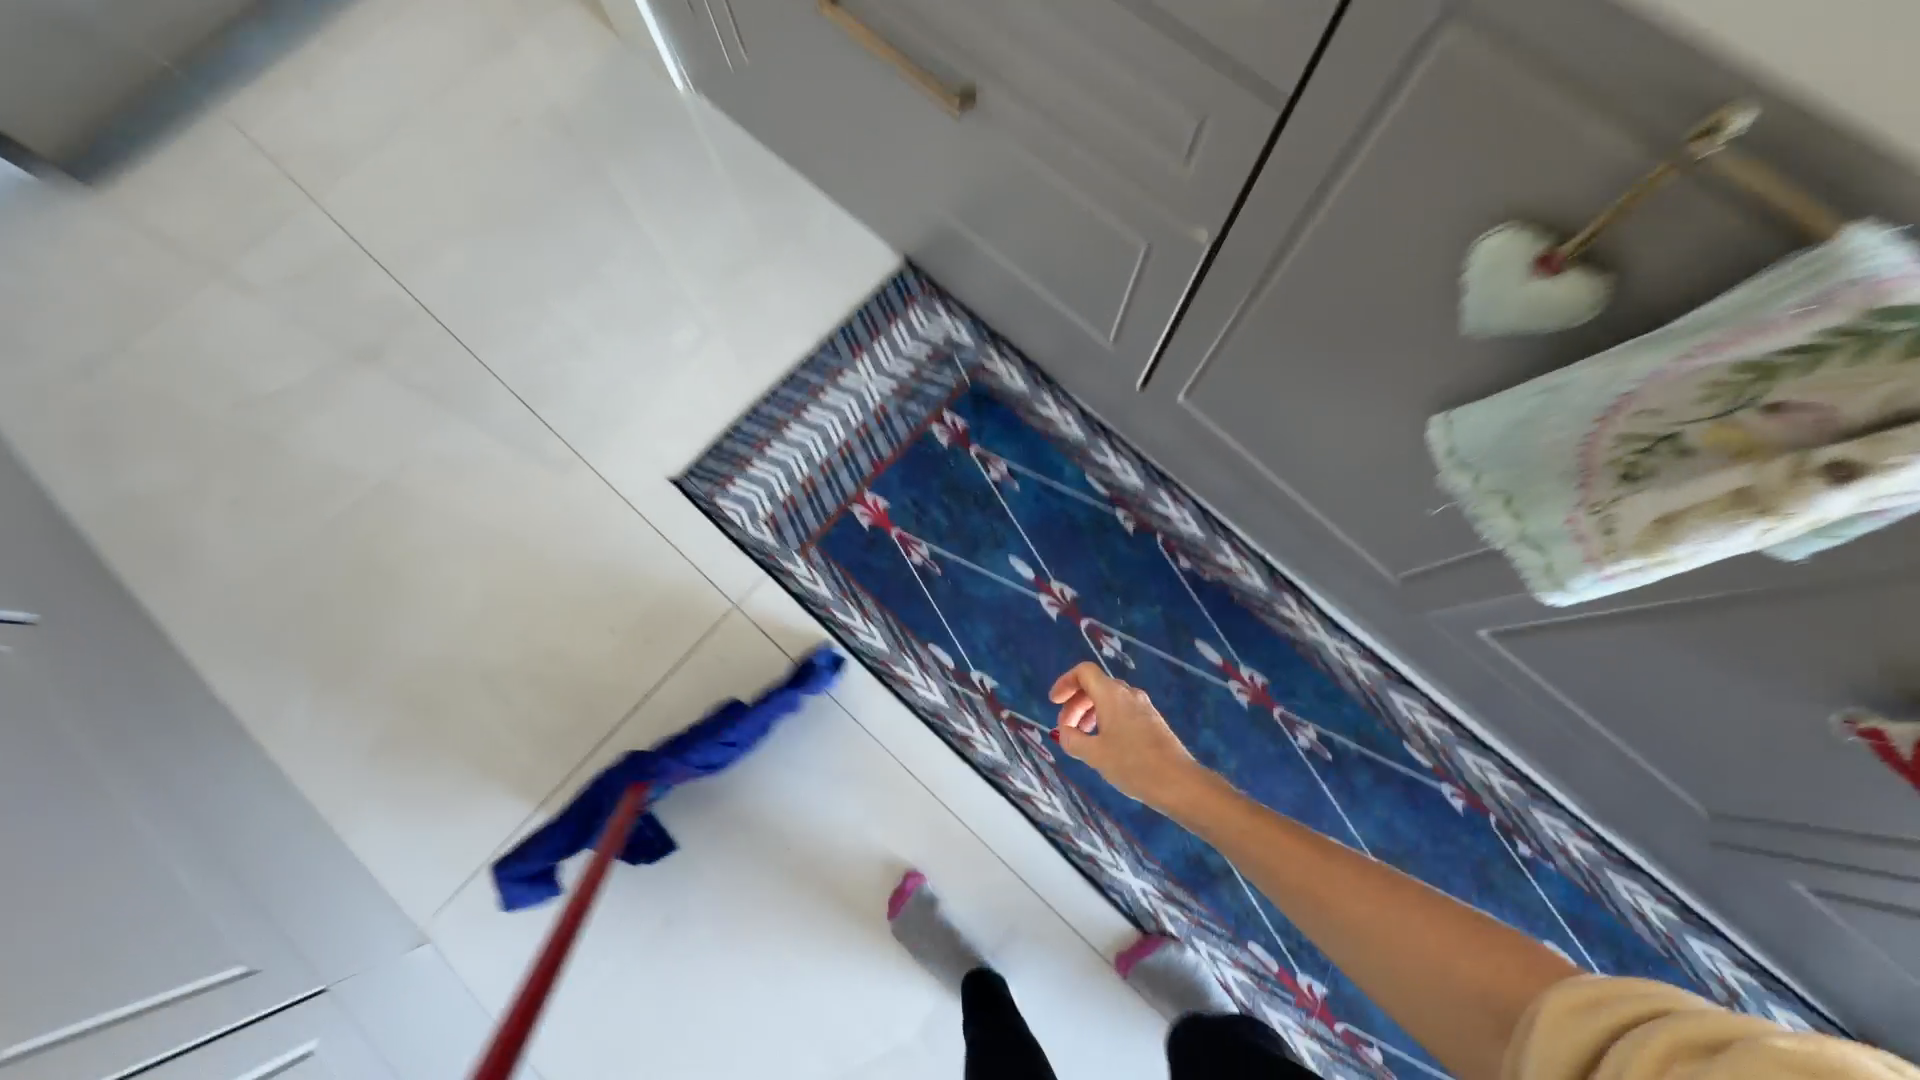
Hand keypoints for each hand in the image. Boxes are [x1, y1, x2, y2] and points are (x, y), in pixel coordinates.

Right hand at [1048, 662, 1209, 810]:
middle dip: (1075, 703)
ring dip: (1090, 712)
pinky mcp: (1152, 721)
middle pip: (1095, 685)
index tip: (1053, 702)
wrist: (1178, 782)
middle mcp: (1128, 694)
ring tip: (1082, 737)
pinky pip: (1122, 710)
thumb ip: (1072, 740)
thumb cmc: (1132, 765)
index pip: (1084, 672)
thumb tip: (1064, 732)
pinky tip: (1104, 744)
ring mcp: (1143, 707)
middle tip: (1065, 728)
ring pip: (1109, 699)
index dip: (1065, 683)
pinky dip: (1106, 719)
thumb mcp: (1094, 754)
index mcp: (1112, 694)